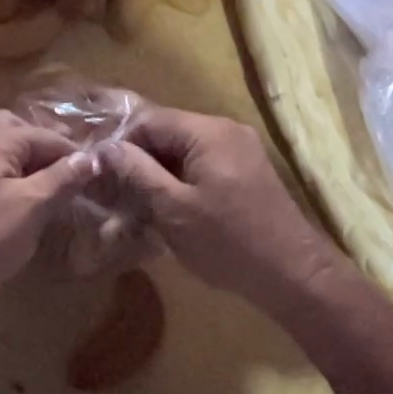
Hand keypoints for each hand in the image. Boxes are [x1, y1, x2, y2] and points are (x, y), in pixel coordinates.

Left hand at [0, 110, 93, 298]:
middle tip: (73, 184)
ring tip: (54, 199)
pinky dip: (14, 185)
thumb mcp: (31, 207)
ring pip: (8, 156)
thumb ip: (62, 178)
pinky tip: (25, 210)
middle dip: (50, 154)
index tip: (101, 184)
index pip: (51, 137)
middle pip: (24, 134)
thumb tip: (93, 157)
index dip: (78, 158)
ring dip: (33, 171)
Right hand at [105, 105, 336, 302]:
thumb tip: (105, 148)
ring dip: (157, 174)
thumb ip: (137, 173)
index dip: (120, 144)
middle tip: (114, 194)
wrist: (292, 273)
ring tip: (135, 206)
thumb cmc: (228, 242)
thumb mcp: (173, 209)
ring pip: (182, 151)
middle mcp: (225, 129)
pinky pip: (201, 164)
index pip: (148, 120)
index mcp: (207, 131)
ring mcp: (239, 149)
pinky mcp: (245, 171)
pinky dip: (180, 181)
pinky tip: (166, 209)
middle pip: (166, 132)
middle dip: (138, 161)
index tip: (100, 175)